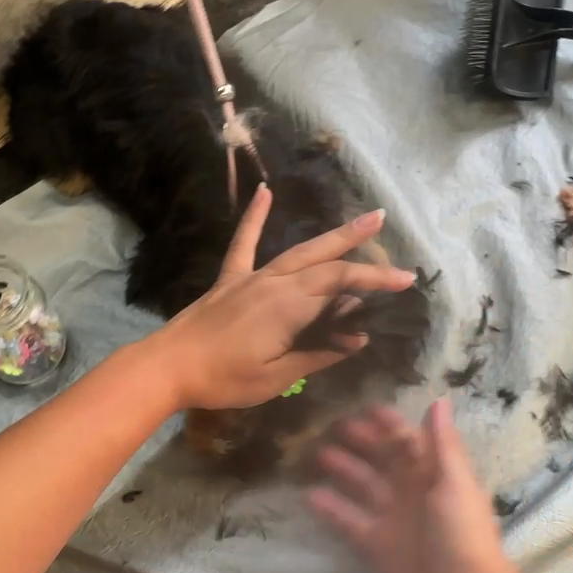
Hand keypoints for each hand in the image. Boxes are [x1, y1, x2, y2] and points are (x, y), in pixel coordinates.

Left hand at [145, 186, 416, 410]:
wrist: (167, 367)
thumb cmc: (222, 379)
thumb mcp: (276, 377)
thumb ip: (317, 355)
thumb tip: (356, 338)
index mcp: (289, 307)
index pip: (341, 284)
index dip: (375, 279)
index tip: (406, 281)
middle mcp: (273, 283)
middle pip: (324, 260)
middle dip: (358, 245)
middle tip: (384, 222)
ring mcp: (250, 279)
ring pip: (297, 251)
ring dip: (328, 234)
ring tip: (357, 216)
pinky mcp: (228, 281)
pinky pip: (243, 244)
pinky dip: (254, 218)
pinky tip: (263, 193)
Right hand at [307, 401, 522, 572]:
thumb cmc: (463, 534)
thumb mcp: (455, 483)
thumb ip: (442, 444)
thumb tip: (438, 400)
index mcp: (433, 474)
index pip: (408, 441)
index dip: (389, 424)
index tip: (365, 409)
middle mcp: (410, 491)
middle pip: (381, 460)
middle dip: (360, 443)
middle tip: (331, 428)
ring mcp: (391, 518)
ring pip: (362, 486)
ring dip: (342, 470)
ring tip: (317, 455)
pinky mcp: (374, 543)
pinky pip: (348, 520)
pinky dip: (331, 509)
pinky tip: (309, 496)